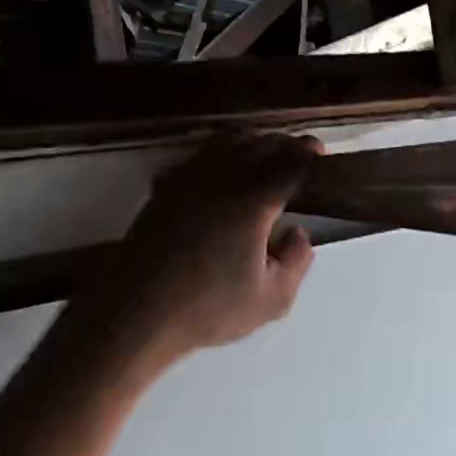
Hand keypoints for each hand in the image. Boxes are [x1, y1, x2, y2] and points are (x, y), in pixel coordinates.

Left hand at [76, 132, 323, 370]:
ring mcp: (189, 178)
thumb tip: (298, 232)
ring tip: (262, 156)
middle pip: (260, 142)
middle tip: (297, 155)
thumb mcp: (271, 300)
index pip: (290, 161)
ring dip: (251, 142)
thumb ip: (297, 262)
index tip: (320, 153)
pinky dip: (218, 152)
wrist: (135, 313)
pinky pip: (198, 155)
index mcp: (253, 200)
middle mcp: (223, 178)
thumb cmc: (207, 309)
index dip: (309, 152)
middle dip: (283, 143)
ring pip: (226, 141)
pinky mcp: (164, 187)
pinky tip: (219, 171)